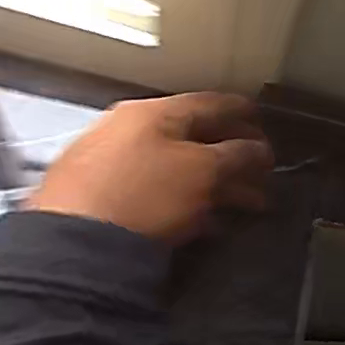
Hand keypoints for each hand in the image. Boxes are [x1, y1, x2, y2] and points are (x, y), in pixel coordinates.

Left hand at [28, 92, 273, 244]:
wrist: (77, 242)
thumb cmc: (149, 194)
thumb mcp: (205, 169)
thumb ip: (239, 154)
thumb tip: (260, 148)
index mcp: (153, 113)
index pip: (211, 102)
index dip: (245, 112)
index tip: (268, 124)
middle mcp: (130, 130)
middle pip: (198, 135)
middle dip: (237, 154)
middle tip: (265, 169)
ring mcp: (116, 162)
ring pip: (184, 165)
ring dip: (224, 182)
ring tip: (253, 203)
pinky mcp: (108, 195)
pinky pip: (165, 188)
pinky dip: (196, 199)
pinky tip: (216, 219)